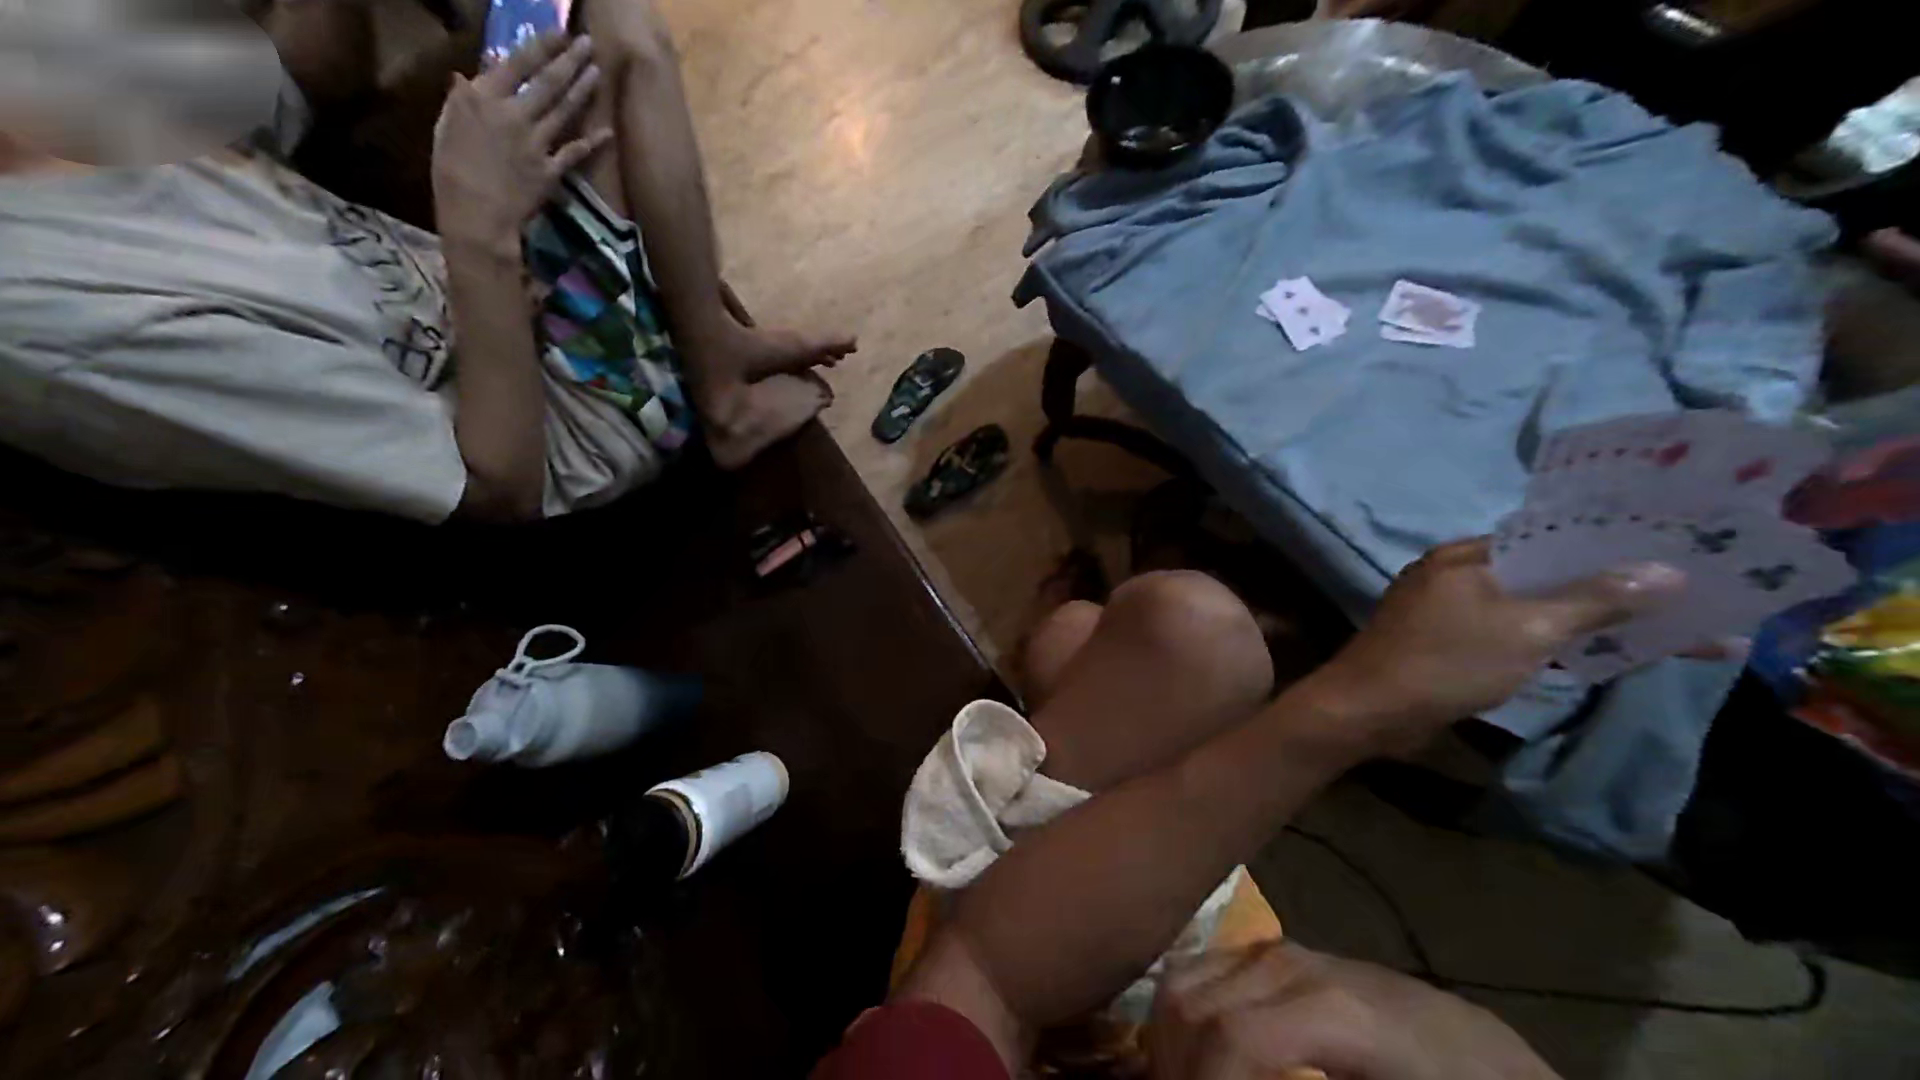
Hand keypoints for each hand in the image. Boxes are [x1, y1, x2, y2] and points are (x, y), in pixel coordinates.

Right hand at [431, 34, 610, 251]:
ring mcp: (535, 143)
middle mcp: (513, 115)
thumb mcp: (447, 125)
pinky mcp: (551, 170)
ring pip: (564, 111)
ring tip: (597, 72)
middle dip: (569, 61)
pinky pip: (575, 153)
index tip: (558, 33)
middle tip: (588, 44)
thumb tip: (470, 80)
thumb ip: (464, 101)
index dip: (540, 47)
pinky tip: (607, 131)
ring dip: (582, 90)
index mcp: (482, 99)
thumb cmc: (452, 168)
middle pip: (547, 83)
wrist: (475, 212)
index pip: (515, 64)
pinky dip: (592, 142)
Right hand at [1147, 942, 1560, 1079]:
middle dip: (1173, 1065)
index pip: (1230, 1039)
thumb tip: (1238, 1071)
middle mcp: (1287, 965)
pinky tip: (1194, 1054)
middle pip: (1190, 1004)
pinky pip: (1196, 969)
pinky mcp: (1265, 953)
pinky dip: (1180, 1014)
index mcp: (1331, 1011)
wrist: (1475, 1047)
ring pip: (1181, 979)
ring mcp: (1271, 951)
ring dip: (1168, 1040)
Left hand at [1309, 538, 1684, 745]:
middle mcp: (1455, 576)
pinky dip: (1557, 644)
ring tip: (1676, 627)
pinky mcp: (1452, 646)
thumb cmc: (1446, 660)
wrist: (1371, 710)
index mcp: (1465, 556)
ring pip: (1534, 610)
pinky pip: (1516, 636)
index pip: (1550, 538)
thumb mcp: (1527, 628)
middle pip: (1546, 576)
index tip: (1679, 553)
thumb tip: (1669, 571)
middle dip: (1614, 589)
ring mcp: (1451, 613)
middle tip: (1695, 594)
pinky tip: (1612, 655)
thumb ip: (1594, 600)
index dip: (1612, 547)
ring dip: (1591, 621)